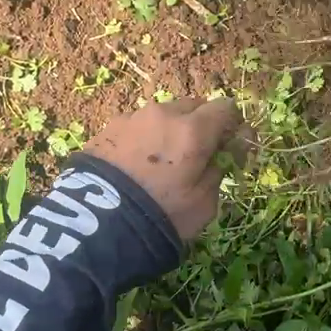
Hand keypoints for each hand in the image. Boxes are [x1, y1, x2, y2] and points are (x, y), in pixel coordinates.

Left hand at [84, 97, 242, 241]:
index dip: (232, 125)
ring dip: (169, 130)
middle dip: (200, 125)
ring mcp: (134, 117)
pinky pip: (137, 125)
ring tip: (161, 161)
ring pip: (163, 114)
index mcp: (194, 130)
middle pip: (193, 106)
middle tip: (197, 154)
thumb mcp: (204, 204)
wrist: (98, 224)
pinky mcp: (108, 127)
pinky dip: (144, 137)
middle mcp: (165, 114)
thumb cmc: (162, 215)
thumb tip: (219, 157)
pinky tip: (136, 163)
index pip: (225, 108)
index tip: (231, 146)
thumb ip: (217, 172)